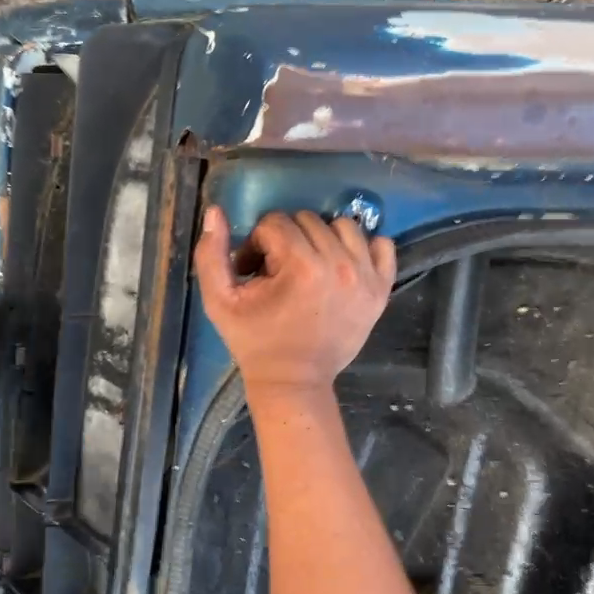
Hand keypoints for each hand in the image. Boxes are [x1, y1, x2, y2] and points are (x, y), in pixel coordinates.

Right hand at [193, 206, 396, 401]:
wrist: (293, 381)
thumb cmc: (253, 342)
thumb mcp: (219, 301)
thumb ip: (211, 255)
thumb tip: (215, 211)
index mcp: (300, 266)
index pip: (274, 223)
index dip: (256, 245)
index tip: (252, 273)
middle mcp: (339, 264)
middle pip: (307, 221)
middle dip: (285, 242)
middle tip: (276, 275)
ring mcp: (365, 276)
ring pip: (343, 226)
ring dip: (321, 240)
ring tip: (307, 269)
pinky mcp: (381, 289)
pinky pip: (382, 245)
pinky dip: (362, 248)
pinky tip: (340, 266)